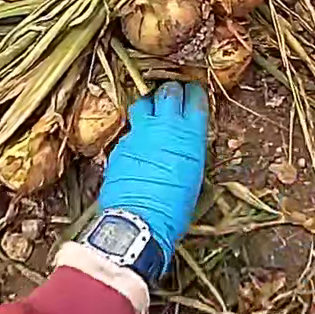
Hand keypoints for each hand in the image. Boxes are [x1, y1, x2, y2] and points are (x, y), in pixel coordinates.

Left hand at [97, 81, 207, 266]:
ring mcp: (139, 134)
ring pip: (143, 104)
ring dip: (149, 105)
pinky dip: (135, 135)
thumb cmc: (175, 206)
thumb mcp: (194, 172)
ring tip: (152, 114)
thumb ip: (189, 147)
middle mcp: (164, 126)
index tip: (194, 92)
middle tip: (173, 96)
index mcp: (189, 133)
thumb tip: (185, 140)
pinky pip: (129, 132)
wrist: (138, 222)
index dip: (195, 92)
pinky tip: (138, 149)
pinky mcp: (120, 146)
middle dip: (172, 91)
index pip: (195, 97)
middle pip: (168, 91)